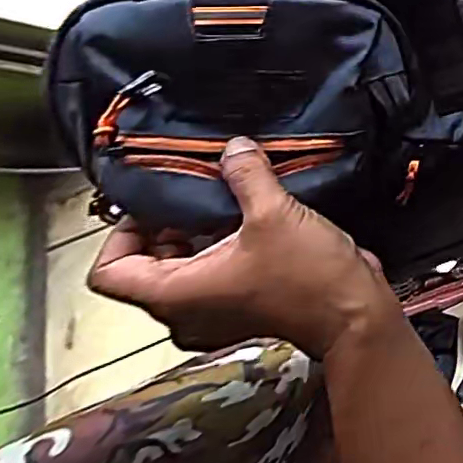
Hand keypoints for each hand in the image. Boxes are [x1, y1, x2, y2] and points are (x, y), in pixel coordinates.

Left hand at [87, 137, 402, 359]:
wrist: (353, 311)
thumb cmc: (306, 274)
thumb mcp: (275, 214)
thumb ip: (248, 176)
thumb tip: (235, 147)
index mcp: (175, 295)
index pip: (110, 271)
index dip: (123, 233)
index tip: (155, 204)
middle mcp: (186, 312)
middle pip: (149, 268)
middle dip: (170, 227)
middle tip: (199, 193)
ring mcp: (217, 315)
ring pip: (187, 272)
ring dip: (201, 237)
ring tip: (232, 202)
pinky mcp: (246, 309)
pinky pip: (218, 278)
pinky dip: (226, 251)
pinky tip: (259, 223)